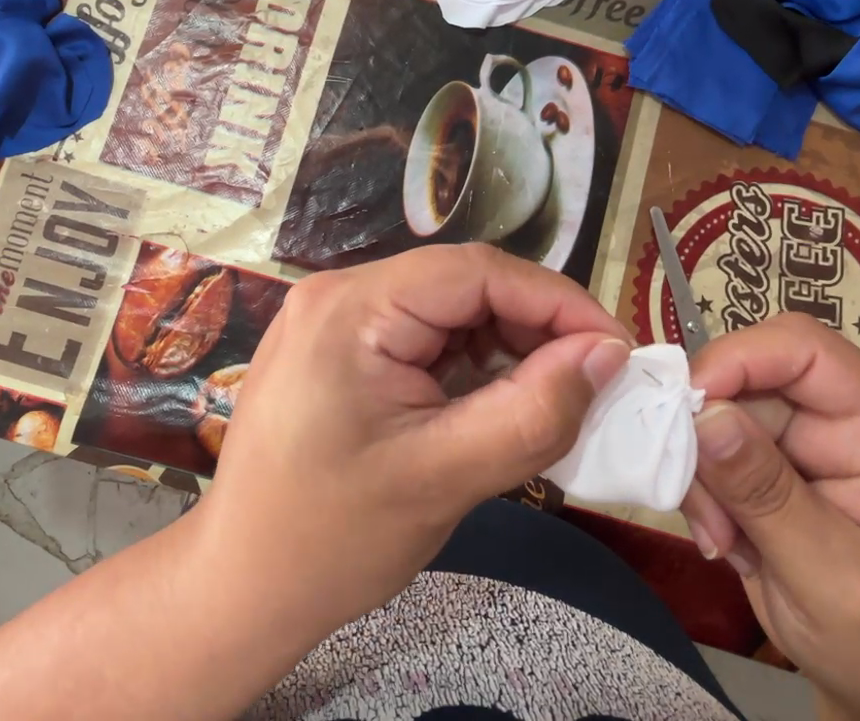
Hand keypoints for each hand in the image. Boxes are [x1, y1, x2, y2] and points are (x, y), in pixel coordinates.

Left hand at [195, 243, 630, 628]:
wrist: (242, 588)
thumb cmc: (330, 540)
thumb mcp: (443, 478)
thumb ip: (533, 412)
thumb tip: (609, 355)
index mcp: (352, 308)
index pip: (476, 272)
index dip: (557, 303)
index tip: (617, 352)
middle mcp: (341, 296)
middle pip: (464, 288)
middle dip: (536, 332)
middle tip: (594, 387)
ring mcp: (339, 321)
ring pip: (452, 316)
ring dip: (509, 353)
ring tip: (553, 405)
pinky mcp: (345, 352)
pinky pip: (428, 342)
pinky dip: (474, 371)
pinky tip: (502, 408)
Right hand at [679, 315, 859, 720]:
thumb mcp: (837, 583)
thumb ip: (770, 497)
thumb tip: (704, 413)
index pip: (804, 349)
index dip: (738, 358)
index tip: (682, 405)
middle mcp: (842, 421)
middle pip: (747, 381)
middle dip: (708, 438)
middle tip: (700, 509)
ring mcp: (805, 446)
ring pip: (717, 418)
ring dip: (703, 477)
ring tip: (721, 541)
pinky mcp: (772, 471)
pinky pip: (712, 455)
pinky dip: (703, 495)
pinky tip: (725, 544)